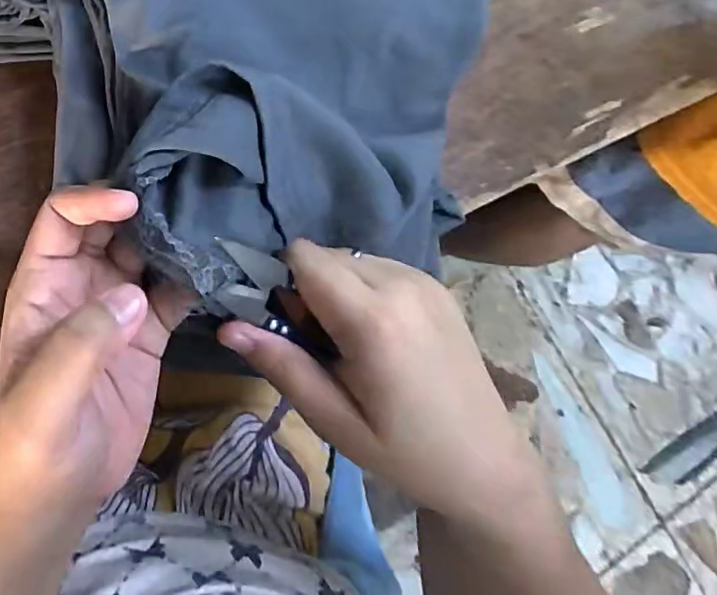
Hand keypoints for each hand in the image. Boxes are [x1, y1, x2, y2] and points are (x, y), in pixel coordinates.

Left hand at [0, 187, 194, 525]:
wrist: (62, 493)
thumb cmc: (35, 442)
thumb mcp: (43, 396)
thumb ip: (81, 342)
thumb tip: (132, 295)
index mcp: (43, 282)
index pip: (61, 217)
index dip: (92, 200)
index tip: (132, 202)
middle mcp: (80, 282)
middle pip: (108, 224)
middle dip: (138, 206)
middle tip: (180, 198)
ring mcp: (116, 304)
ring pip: (143, 249)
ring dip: (170, 235)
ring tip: (206, 222)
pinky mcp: (148, 330)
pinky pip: (171, 289)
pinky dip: (192, 275)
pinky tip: (216, 267)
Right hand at [217, 242, 536, 523]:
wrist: (489, 463)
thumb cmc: (406, 452)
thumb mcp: (335, 421)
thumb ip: (282, 365)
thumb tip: (228, 326)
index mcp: (374, 318)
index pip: (304, 255)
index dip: (285, 282)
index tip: (293, 325)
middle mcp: (400, 282)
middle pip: (324, 254)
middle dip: (310, 287)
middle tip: (324, 344)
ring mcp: (422, 277)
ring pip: (349, 256)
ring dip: (336, 286)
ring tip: (355, 341)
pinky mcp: (434, 281)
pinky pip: (376, 264)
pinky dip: (363, 286)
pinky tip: (381, 333)